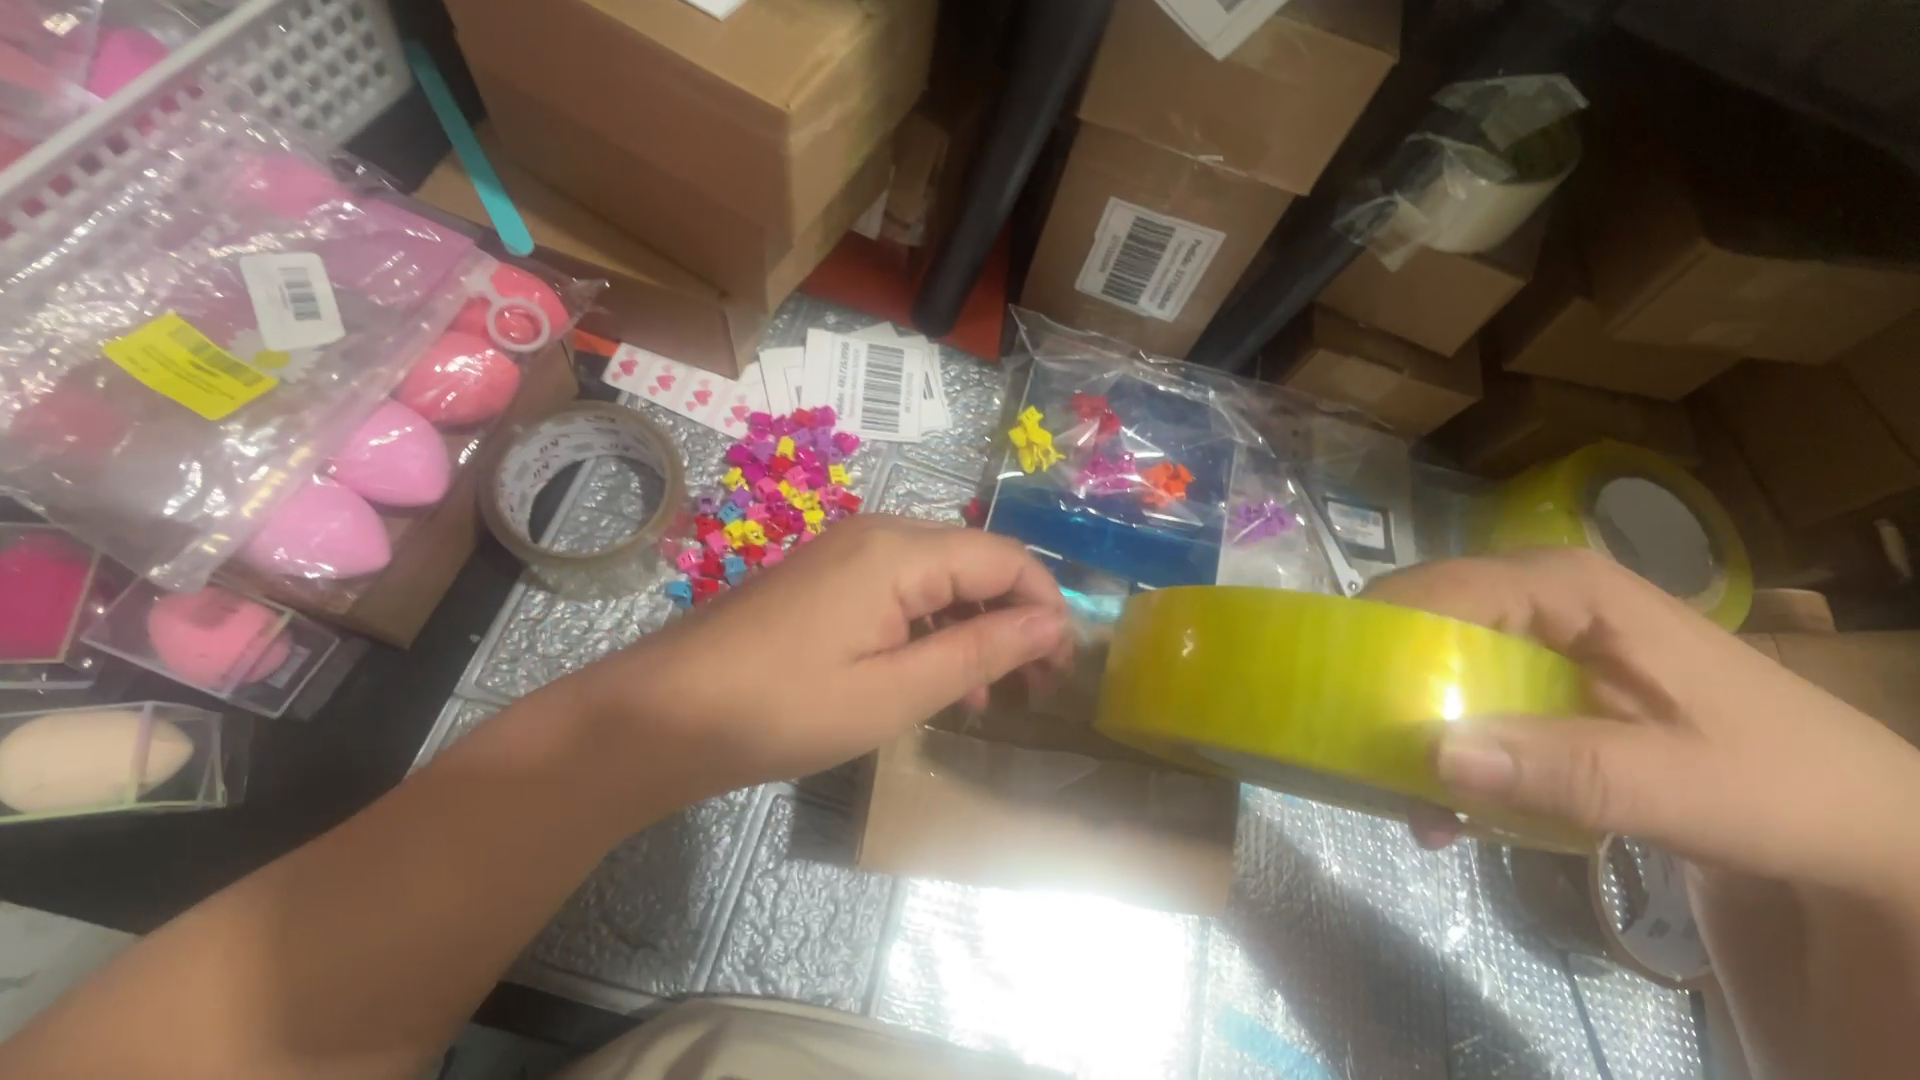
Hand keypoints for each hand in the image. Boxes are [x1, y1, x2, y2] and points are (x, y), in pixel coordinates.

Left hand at [561, 515, 1070, 803]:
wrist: (664, 715)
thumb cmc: (783, 709)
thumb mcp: (895, 692)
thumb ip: (981, 650)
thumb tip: (1054, 623)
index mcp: (900, 551)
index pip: (1008, 559)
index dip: (1048, 608)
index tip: (1062, 671)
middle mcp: (878, 534)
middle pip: (977, 562)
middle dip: (1016, 618)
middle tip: (1034, 689)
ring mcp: (847, 553)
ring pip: (940, 578)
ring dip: (976, 627)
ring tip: (991, 696)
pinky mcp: (826, 578)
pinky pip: (901, 591)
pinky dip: (932, 629)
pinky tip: (936, 678)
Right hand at [1364, 547, 1919, 900]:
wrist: (1855, 820)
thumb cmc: (1782, 784)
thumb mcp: (1683, 785)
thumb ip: (1566, 770)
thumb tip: (1432, 752)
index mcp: (1571, 589)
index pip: (1442, 587)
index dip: (1379, 631)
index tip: (1333, 694)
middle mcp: (1540, 599)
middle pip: (1423, 621)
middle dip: (1385, 688)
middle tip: (1358, 756)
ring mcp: (1538, 640)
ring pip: (1433, 663)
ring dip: (1407, 731)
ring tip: (1400, 801)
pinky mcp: (1539, 684)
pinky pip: (1462, 701)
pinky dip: (1442, 756)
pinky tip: (1444, 815)